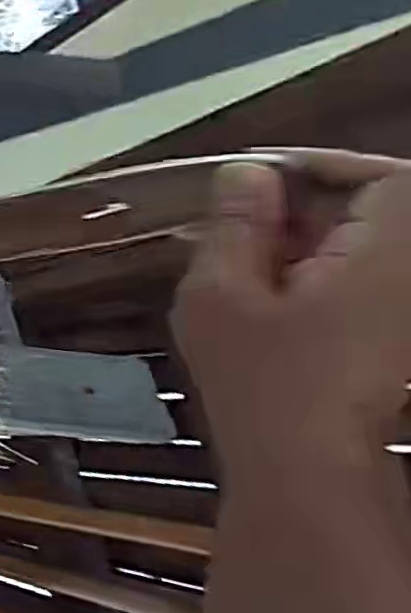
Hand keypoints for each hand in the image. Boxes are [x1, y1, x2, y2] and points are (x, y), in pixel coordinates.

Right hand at [171, 151, 410, 483]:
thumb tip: (246, 173)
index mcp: (390, 259)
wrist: (303, 448)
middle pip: (386, 206)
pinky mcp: (400, 325)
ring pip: (374, 239)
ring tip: (237, 252)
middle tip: (227, 218)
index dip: (327, 164)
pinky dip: (322, 262)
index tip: (254, 173)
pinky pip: (371, 271)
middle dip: (307, 200)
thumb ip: (235, 227)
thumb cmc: (254, 369)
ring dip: (310, 232)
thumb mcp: (219, 292)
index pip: (394, 178)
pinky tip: (268, 282)